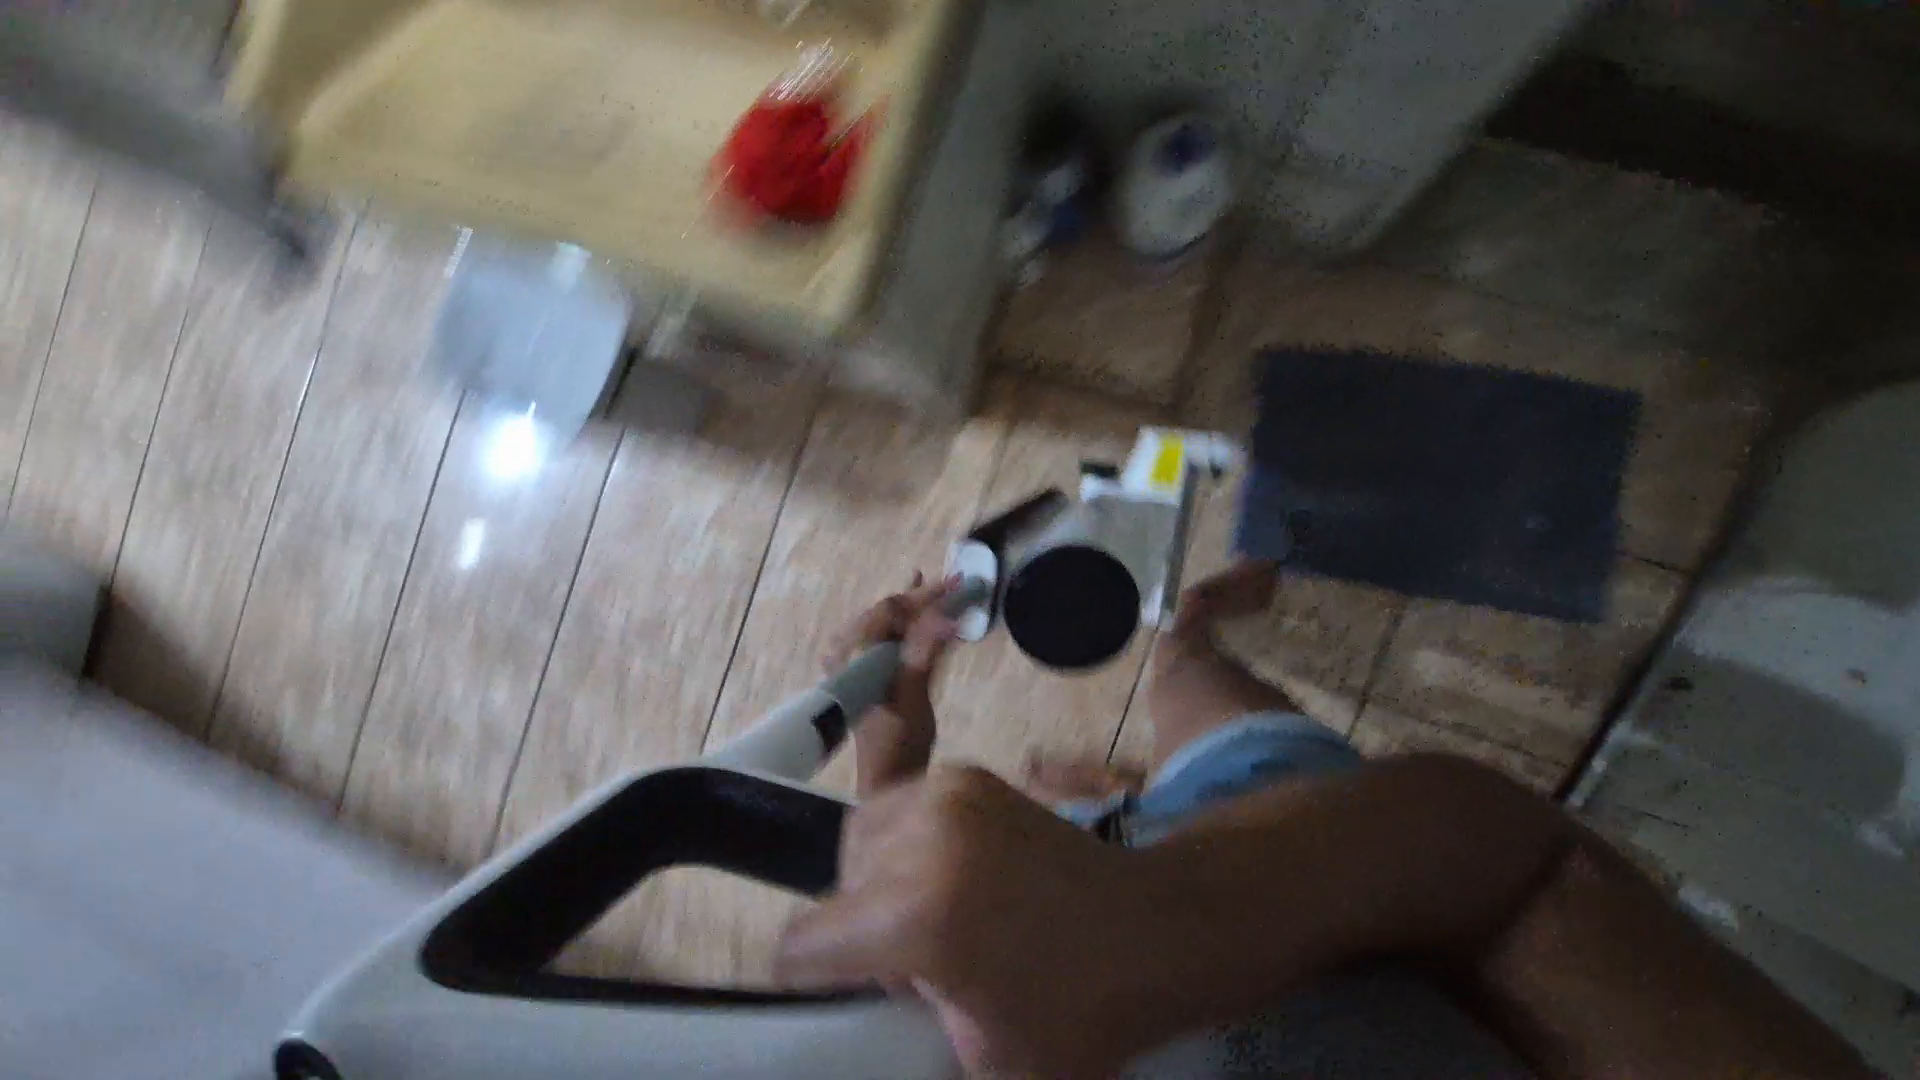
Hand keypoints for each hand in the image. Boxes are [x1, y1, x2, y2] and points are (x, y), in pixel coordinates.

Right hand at [776, 766, 1176, 1077]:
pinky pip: (901, 805)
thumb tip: (869, 996)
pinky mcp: (969, 775)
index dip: (805, 976)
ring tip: (927, 906)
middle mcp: (920, 840)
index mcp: (916, 917)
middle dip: (856, 925)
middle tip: (911, 957)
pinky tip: (948, 869)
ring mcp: (946, 795)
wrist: (1149, 925)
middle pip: (836, 881)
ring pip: (862, 833)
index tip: (830, 990)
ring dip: (876, 875)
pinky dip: (906, 838)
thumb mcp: (982, 1059)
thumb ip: (905, 1030)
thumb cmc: (1075, 1010)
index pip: (806, 942)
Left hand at [824, 573, 961, 793]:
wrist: (888, 777)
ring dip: (918, 607)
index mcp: (854, 652)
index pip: (890, 610)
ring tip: (944, 588)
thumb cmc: (898, 738)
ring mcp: (856, 659)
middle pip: (889, 611)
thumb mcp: (914, 694)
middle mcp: (849, 649)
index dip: (924, 596)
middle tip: (957, 583)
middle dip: (924, 598)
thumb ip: (925, 652)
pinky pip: (888, 634)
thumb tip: (946, 617)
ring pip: (890, 621)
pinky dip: (908, 620)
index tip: (956, 586)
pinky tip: (919, 600)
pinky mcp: (867, 669)